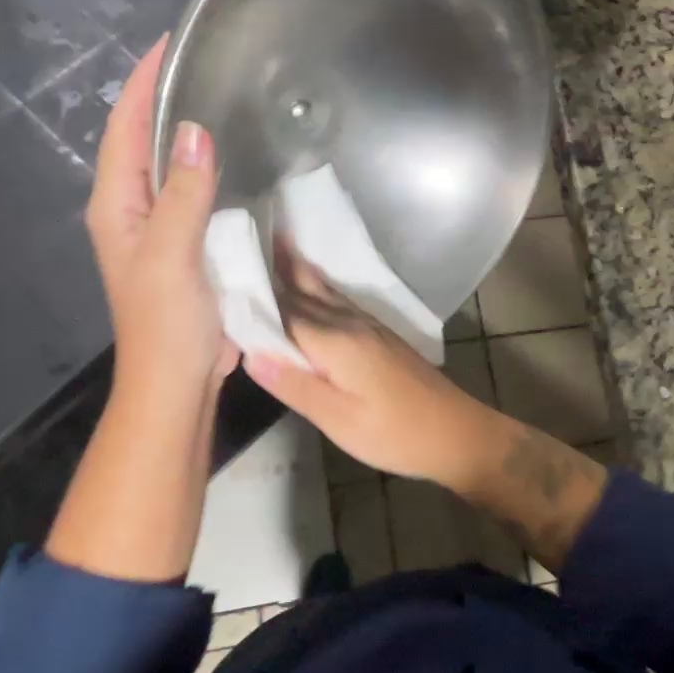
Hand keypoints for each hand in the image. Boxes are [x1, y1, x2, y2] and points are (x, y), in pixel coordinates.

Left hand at [85, 34, 235, 404]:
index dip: (143, 83)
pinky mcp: (189, 247)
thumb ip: (183, 194)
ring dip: (193, 134)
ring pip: (173, 168)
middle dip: (168, 99)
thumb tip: (195, 131)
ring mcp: (161, 230)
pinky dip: (213, 172)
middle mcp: (133, 209)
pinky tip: (241, 161)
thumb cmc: (166, 322)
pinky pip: (198, 196)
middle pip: (145, 141)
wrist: (176, 382)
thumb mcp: (171, 255)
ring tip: (227, 97)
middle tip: (210, 63)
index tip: (172, 42)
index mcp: (116, 205)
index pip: (124, 128)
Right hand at [247, 254, 607, 571]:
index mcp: (335, 342)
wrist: (456, 434)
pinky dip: (317, 288)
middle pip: (301, 293)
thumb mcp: (340, 420)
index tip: (217, 272)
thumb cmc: (396, 434)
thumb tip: (249, 352)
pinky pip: (339, 302)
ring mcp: (368, 327)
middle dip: (270, 269)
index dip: (250, 294)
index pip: (280, 310)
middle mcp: (350, 324)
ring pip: (323, 291)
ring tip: (270, 242)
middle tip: (236, 238)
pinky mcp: (380, 336)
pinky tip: (312, 285)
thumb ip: (296, 386)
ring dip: (296, 270)